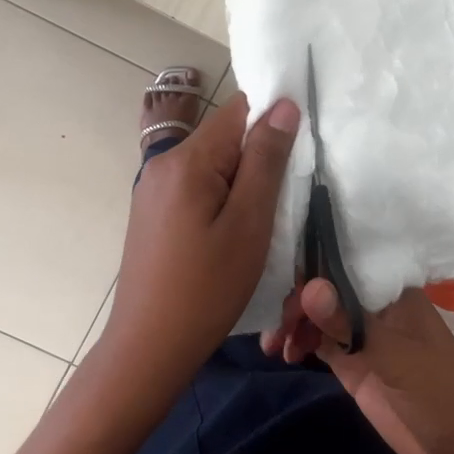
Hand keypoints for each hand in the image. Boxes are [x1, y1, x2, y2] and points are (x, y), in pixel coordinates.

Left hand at [106, 93, 298, 380]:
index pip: (238, 109)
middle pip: (225, 136)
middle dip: (260, 154)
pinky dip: (224, 197)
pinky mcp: (154, 213)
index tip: (304, 145)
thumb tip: (283, 104)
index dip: (274, 117)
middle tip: (291, 192)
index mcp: (187, 160)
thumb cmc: (207, 288)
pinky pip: (198, 186)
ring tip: (267, 216)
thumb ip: (266, 160)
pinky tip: (237, 231)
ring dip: (244, 180)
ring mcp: (154, 189)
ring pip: (213, 164)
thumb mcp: (249, 223)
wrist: (149, 349)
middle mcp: (164, 165)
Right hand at [261, 280, 453, 453]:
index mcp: (392, 290)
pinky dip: (298, 342)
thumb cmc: (441, 395)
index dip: (311, 262)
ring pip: (318, 313)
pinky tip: (284, 353)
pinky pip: (319, 341)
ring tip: (274, 346)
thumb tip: (310, 286)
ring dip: (293, 321)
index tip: (277, 275)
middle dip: (295, 298)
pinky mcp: (354, 362)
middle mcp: (374, 305)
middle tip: (276, 327)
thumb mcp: (396, 359)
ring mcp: (363, 334)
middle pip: (326, 286)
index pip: (345, 260)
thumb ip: (352, 324)